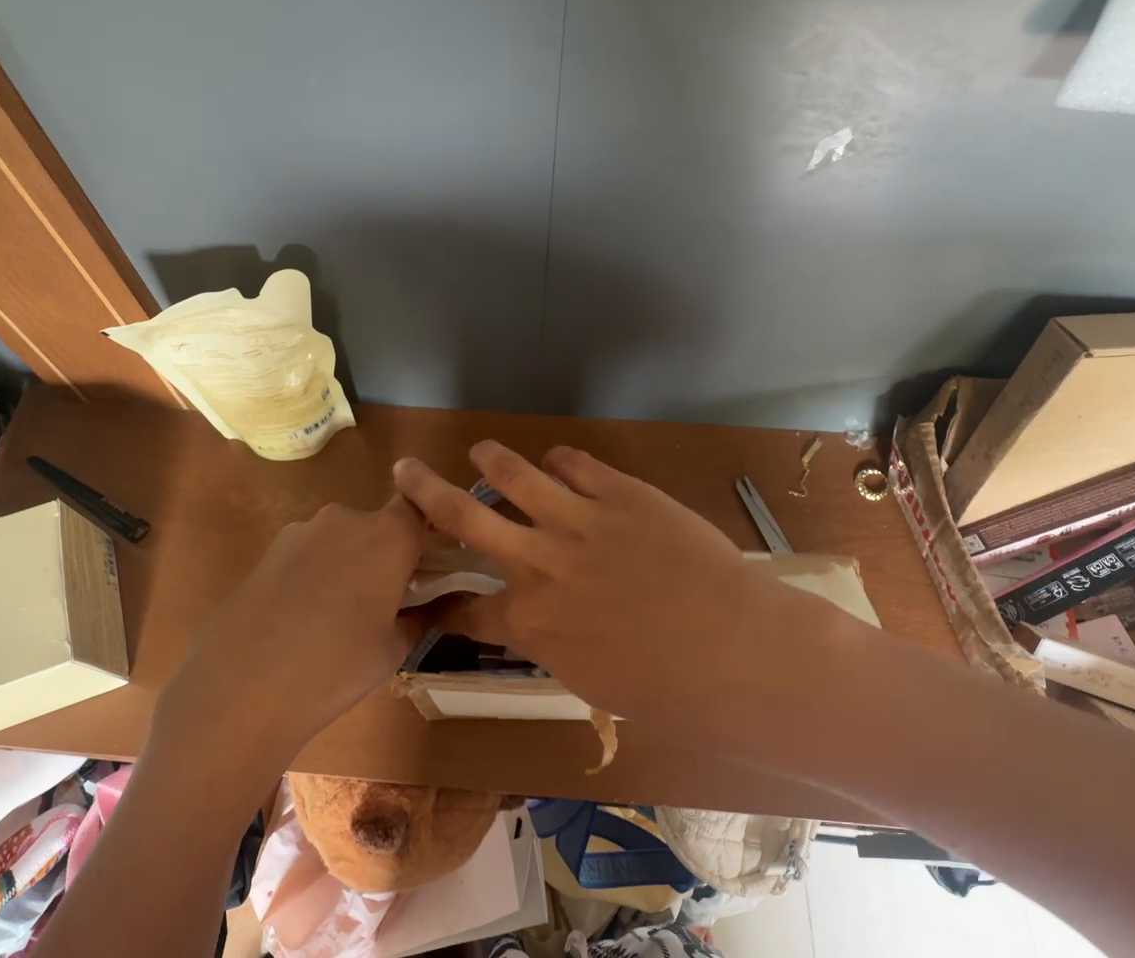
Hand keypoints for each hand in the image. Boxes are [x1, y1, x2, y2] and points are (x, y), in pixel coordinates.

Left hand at [173, 496, 430, 753]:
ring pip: (341, 541)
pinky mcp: (269, 550)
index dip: (427, 530)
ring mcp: (302, 531)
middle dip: (387, 556)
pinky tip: (303, 621)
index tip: (431, 563)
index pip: (420, 508)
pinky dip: (315, 576)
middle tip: (388, 602)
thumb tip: (442, 602)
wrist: (242, 686)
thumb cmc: (336, 667)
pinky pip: (309, 555)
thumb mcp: (394, 649)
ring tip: (339, 619)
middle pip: (379, 526)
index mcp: (388, 536)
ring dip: (348, 566)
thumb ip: (423, 615)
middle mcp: (347, 519)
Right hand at [393, 442, 827, 725]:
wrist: (729, 648)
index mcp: (528, 621)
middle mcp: (537, 564)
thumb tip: (542, 622)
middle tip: (405, 472)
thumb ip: (554, 643)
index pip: (464, 610)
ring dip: (491, 459)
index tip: (423, 597)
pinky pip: (575, 464)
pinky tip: (556, 459)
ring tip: (481, 449)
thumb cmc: (664, 686)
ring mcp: (576, 521)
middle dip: (425, 493)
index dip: (439, 603)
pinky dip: (559, 459)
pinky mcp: (618, 493)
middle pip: (463, 517)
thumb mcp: (590, 678)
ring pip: (514, 474)